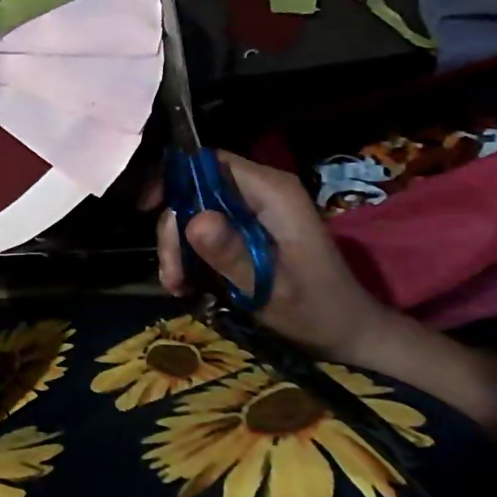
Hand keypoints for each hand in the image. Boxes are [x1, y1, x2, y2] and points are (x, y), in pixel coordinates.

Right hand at [156, 152, 410, 363]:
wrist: (348, 335)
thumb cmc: (315, 311)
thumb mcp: (269, 288)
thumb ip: (232, 254)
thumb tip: (193, 219)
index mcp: (272, 192)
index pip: (211, 162)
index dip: (176, 178)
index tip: (148, 209)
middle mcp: (261, 193)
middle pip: (197, 191)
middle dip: (175, 230)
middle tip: (172, 275)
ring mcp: (255, 213)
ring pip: (196, 213)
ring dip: (179, 248)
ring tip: (178, 286)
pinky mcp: (248, 233)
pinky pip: (207, 232)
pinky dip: (192, 257)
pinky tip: (188, 286)